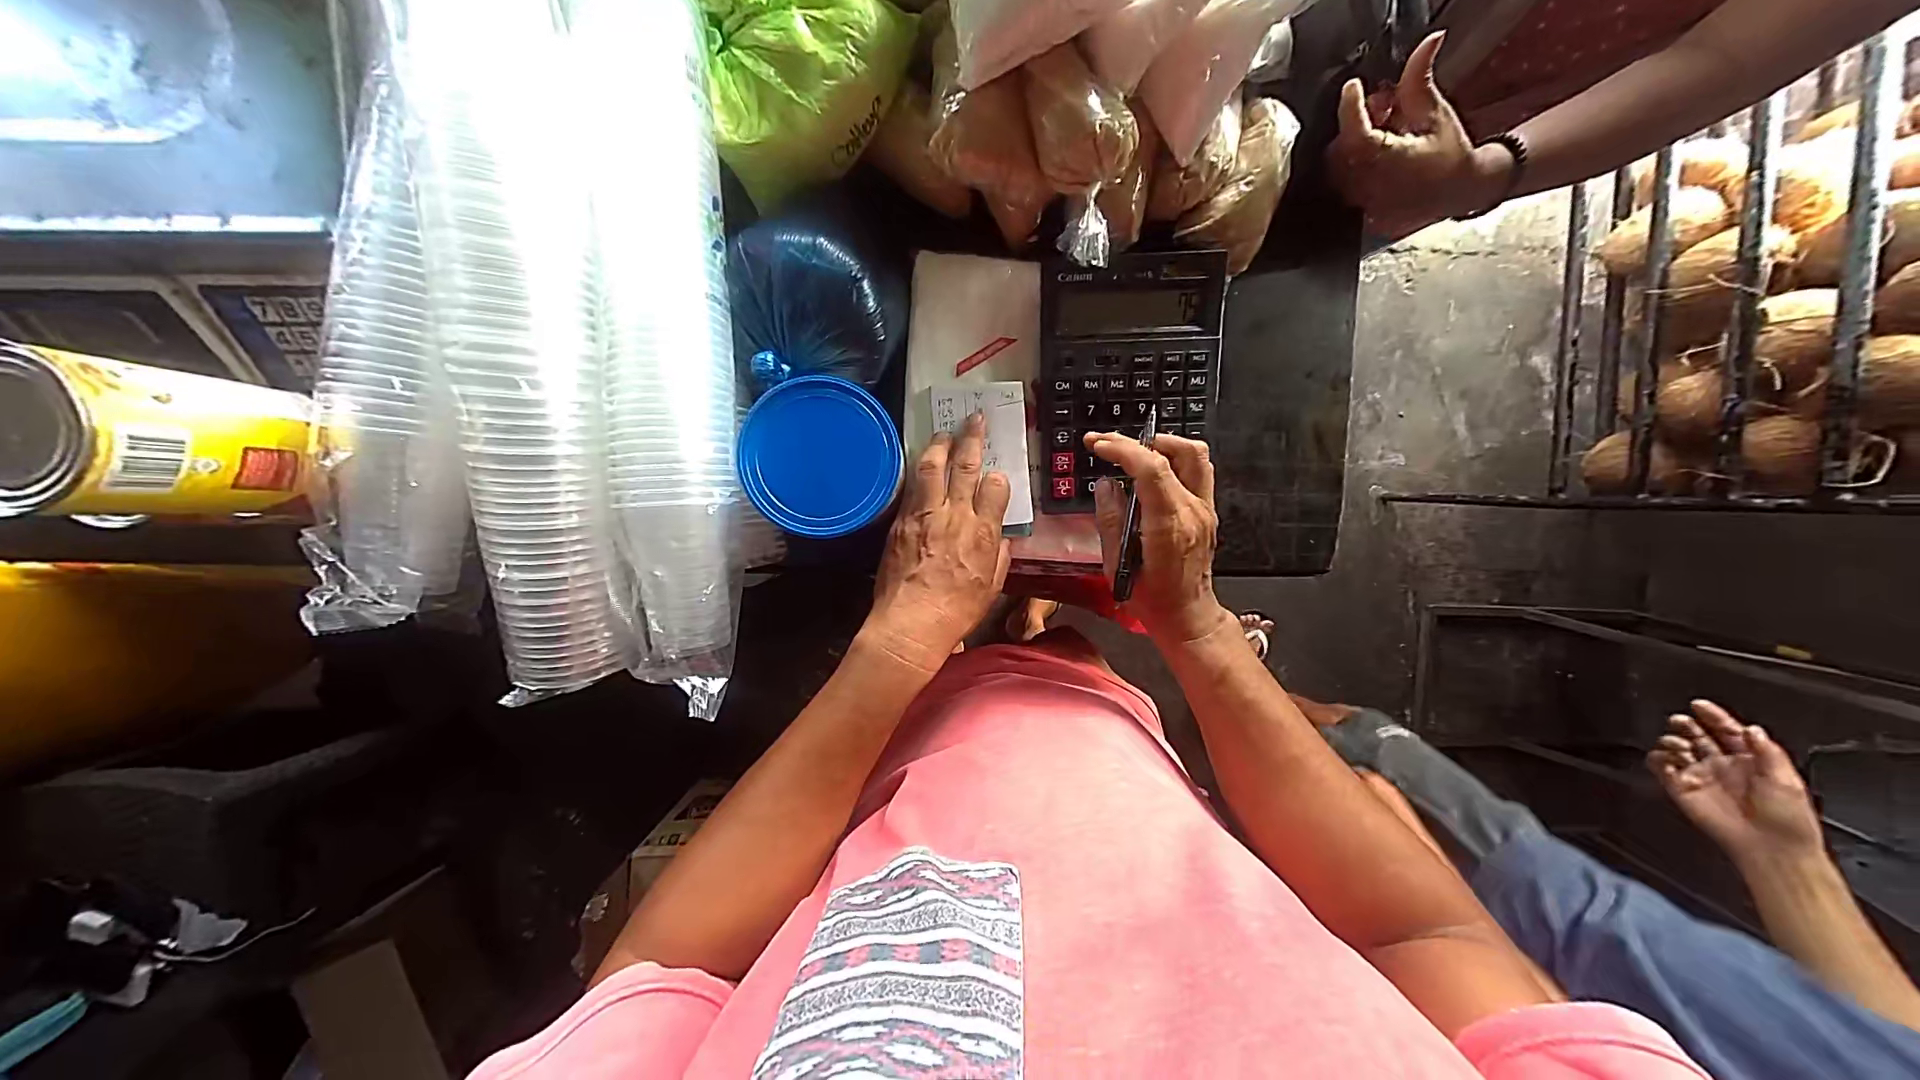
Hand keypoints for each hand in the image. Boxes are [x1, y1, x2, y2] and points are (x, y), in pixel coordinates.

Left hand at [866, 412, 1011, 673]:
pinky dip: (918, 469)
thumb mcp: (991, 588)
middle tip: (974, 419)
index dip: (997, 477)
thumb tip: (1002, 539)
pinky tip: (920, 461)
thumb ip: (999, 557)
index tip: (996, 473)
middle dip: (972, 439)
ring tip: (945, 431)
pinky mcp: (901, 521)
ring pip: (934, 468)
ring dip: (941, 445)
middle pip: (966, 467)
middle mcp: (956, 516)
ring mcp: (926, 515)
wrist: (911, 623)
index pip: (996, 489)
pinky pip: (911, 486)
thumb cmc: (955, 612)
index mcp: (983, 533)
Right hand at [1087, 430, 1233, 646]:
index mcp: (1170, 526)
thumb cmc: (1153, 599)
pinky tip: (1151, 468)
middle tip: (1107, 444)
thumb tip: (1106, 487)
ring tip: (1132, 451)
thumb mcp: (1117, 565)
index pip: (1152, 469)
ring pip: (1193, 454)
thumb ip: (1110, 521)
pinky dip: (1173, 458)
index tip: (1099, 445)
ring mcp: (1205, 509)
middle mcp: (1193, 512)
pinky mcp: (1207, 510)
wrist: (1187, 615)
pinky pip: (1197, 469)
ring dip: (1161, 445)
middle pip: (1174, 453)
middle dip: (1135, 442)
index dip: (1123, 449)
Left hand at [1326, 31, 1510, 236]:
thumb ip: (1418, 83)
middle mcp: (1364, 183)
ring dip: (1351, 143)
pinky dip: (1348, 164)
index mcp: (1385, 160)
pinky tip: (1371, 158)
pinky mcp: (1351, 207)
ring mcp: (1354, 199)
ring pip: (1334, 163)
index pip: (1354, 132)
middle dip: (1356, 122)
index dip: (1350, 106)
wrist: (1454, 193)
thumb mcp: (1435, 115)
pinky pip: (1335, 181)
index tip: (1352, 87)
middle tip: (1384, 111)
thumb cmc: (1448, 156)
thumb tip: (1426, 45)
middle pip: (1340, 144)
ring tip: (1384, 136)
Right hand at [1647, 700, 1824, 865]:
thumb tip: (1752, 729)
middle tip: (1680, 720)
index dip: (1714, 716)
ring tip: (1678, 744)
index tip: (1700, 705)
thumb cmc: (1788, 820)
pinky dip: (1658, 758)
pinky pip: (1660, 766)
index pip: (1728, 731)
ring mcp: (1701, 776)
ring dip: (1673, 741)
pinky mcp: (1681, 788)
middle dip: (1686, 724)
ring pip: (1676, 748)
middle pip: (1697, 736)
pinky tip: (1666, 757)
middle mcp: (1723, 766)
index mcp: (1750, 762)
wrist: (1771, 848)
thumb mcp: (1788, 782)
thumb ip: (1768, 753)